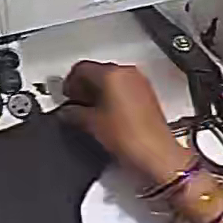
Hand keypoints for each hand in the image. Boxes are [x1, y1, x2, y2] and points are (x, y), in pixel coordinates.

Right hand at [60, 61, 190, 182]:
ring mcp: (139, 82)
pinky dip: (112, 95)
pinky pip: (124, 87)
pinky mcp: (147, 94)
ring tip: (89, 110)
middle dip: (83, 86)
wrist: (157, 154)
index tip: (66, 95)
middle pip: (97, 71)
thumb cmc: (131, 138)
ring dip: (97, 90)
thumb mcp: (92, 124)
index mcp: (112, 74)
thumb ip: (73, 113)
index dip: (69, 82)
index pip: (82, 68)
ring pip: (111, 78)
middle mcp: (127, 73)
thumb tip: (67, 112)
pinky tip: (106, 114)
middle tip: (74, 102)